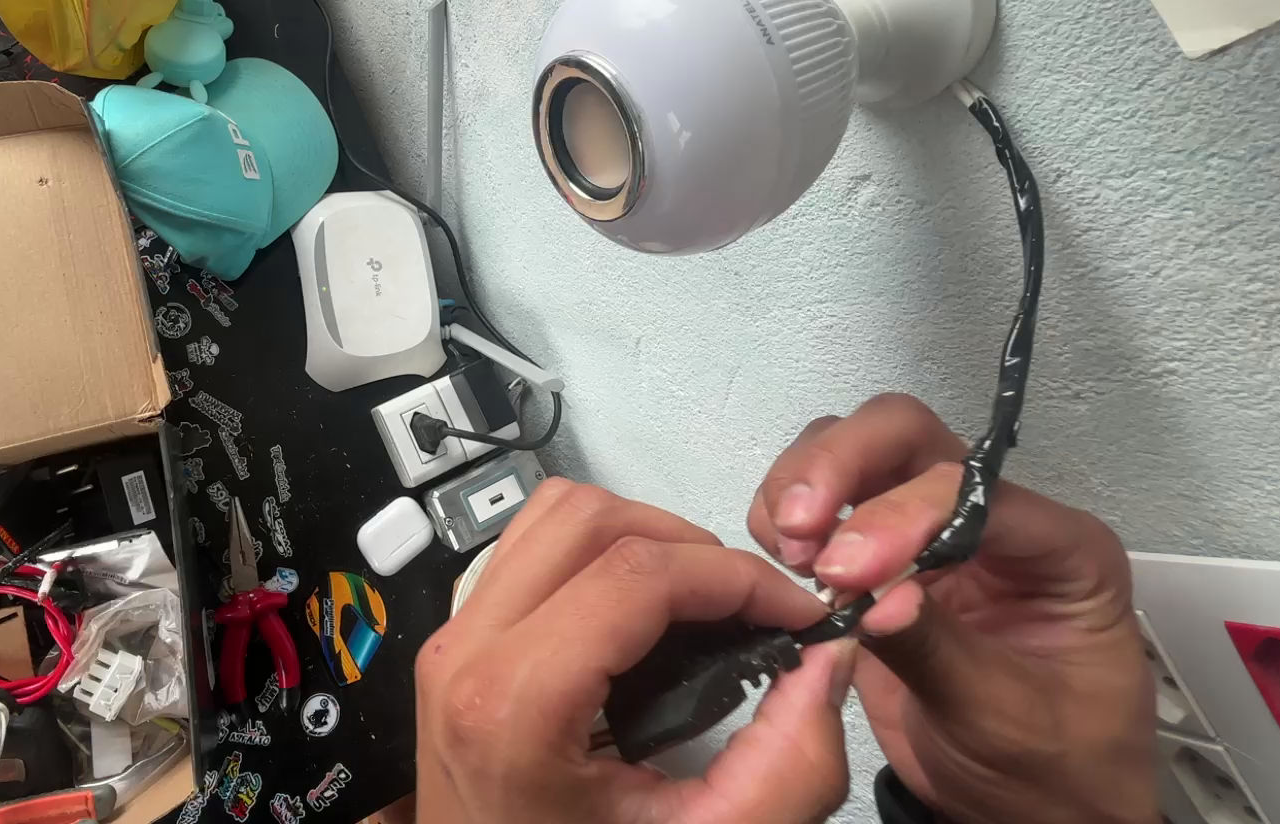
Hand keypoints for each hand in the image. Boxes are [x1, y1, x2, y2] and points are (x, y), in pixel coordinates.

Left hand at [416, 479, 858, 823]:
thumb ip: (788, 764)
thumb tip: (828, 655)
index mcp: (514, 702)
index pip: (633, 575)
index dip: (732, 576)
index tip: (795, 610)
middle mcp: (467, 646)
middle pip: (586, 520)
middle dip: (685, 543)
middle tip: (745, 604)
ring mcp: (451, 631)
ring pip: (550, 514)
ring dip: (637, 531)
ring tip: (696, 596)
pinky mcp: (454, 631)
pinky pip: (526, 542)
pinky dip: (593, 546)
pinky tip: (637, 602)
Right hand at [747, 394, 1158, 823]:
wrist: (1011, 803)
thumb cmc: (1043, 767)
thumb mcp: (1004, 719)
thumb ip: (937, 650)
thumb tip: (871, 599)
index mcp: (1053, 546)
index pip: (969, 489)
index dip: (901, 514)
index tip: (843, 573)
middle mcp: (985, 512)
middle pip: (899, 433)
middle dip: (835, 466)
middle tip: (795, 525)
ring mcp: (918, 517)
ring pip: (844, 445)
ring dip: (798, 487)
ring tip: (790, 555)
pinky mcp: (863, 536)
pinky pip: (809, 489)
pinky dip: (780, 512)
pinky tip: (784, 559)